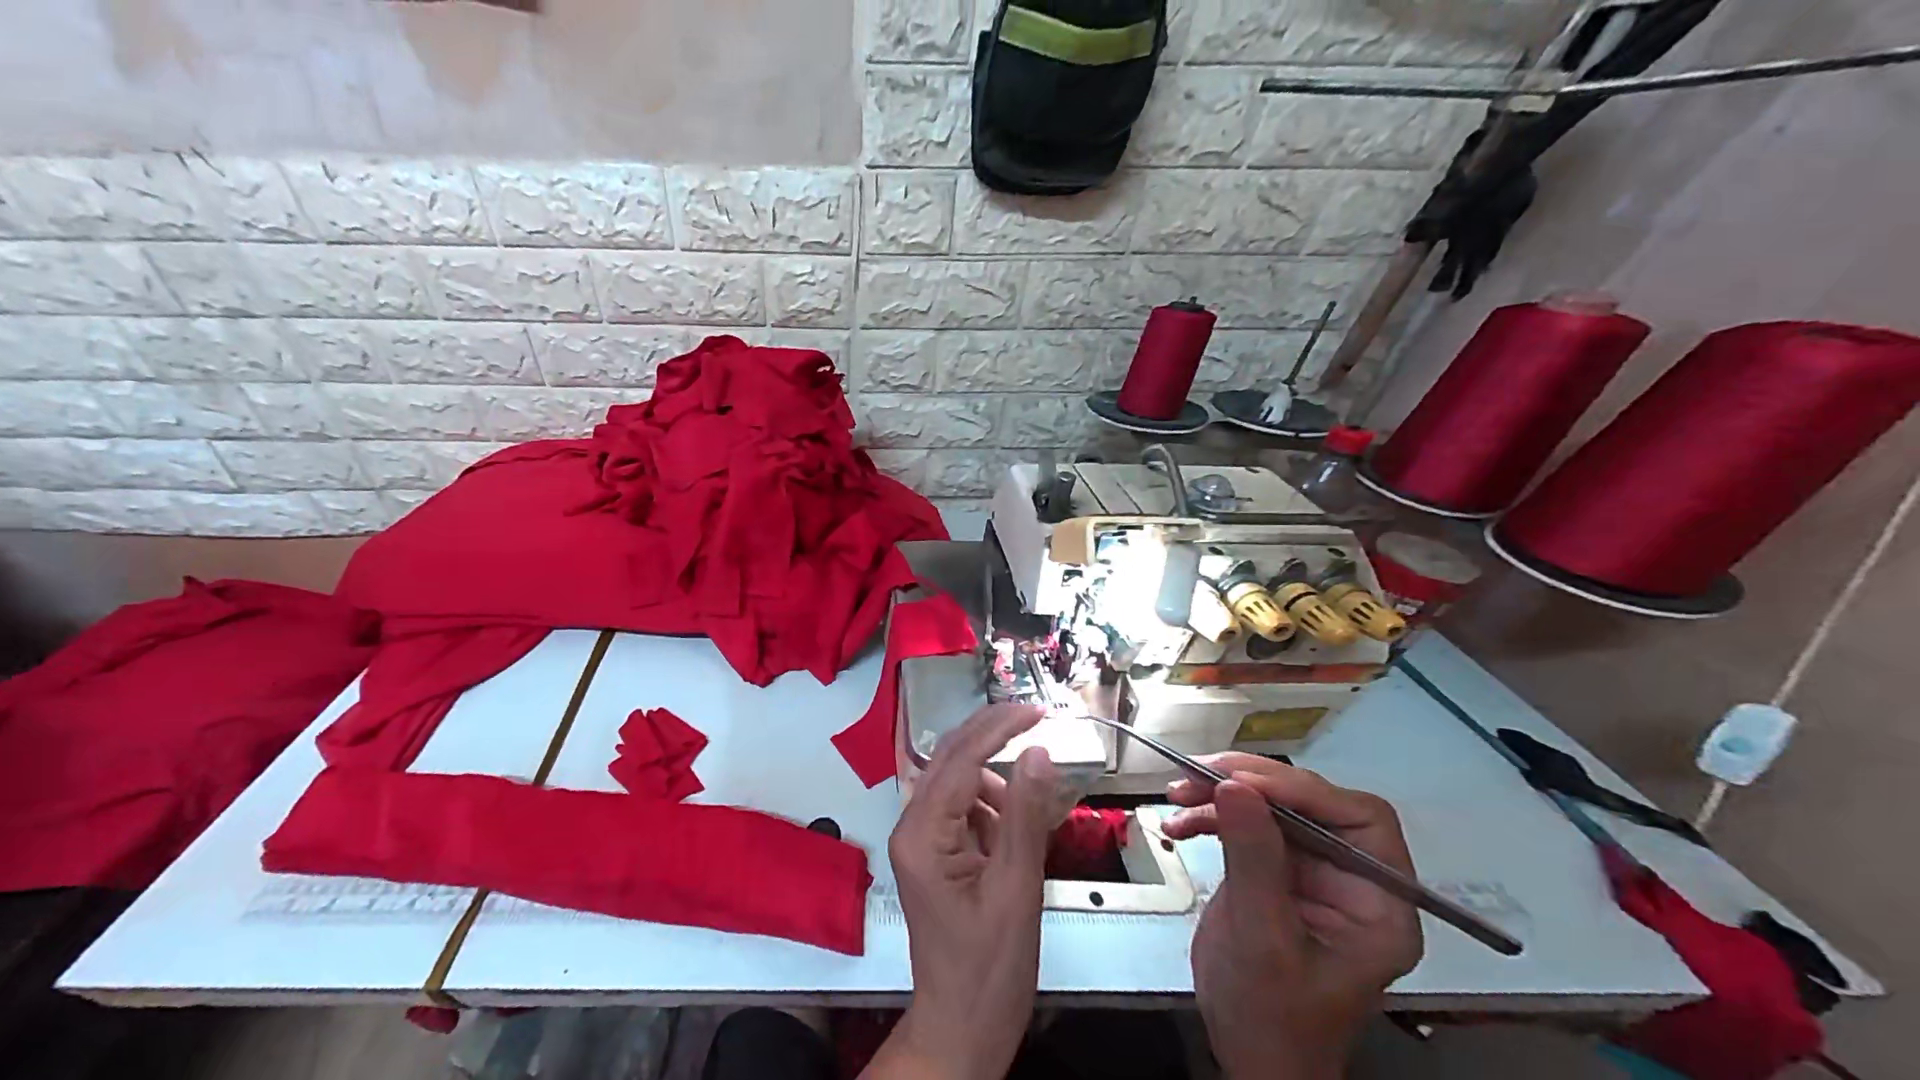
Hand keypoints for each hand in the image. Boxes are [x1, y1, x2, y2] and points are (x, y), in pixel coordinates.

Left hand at [865, 705, 1065, 1079]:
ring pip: (957, 781)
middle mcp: (911, 827)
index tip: (1037, 711)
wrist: (962, 1028)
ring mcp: (919, 840)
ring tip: (1033, 795)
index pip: (960, 760)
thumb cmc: (990, 967)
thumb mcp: (1016, 888)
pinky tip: (1016, 821)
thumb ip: (1024, 814)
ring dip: (994, 776)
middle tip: (1035, 717)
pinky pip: (962, 808)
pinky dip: (991, 804)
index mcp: (922, 835)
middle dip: (991, 735)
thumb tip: (1037, 751)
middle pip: (949, 759)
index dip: (999, 729)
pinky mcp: (933, 853)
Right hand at [1164, 754, 1423, 1079]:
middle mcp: (1351, 879)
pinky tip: (1177, 825)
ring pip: (1271, 808)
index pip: (1359, 820)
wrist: (1247, 1056)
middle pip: (1309, 805)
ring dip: (1220, 796)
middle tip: (1197, 774)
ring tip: (1176, 793)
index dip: (1303, 791)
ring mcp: (1310, 872)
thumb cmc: (1271, 1018)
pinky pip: (1244, 826)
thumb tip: (1233, 786)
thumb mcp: (1262, 940)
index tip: (1242, 781)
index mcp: (1378, 903)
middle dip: (1250, 784)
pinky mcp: (1273, 870)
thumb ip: (1253, 860)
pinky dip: (1208, 818)